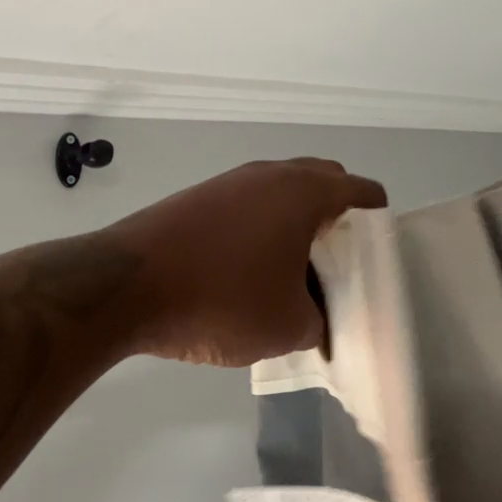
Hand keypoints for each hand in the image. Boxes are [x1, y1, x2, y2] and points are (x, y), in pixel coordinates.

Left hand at [106, 159, 387, 366]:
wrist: (123, 285)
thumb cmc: (219, 299)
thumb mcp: (286, 327)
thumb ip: (319, 321)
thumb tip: (317, 317)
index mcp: (304, 192)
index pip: (362, 191)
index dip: (378, 224)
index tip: (377, 261)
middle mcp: (270, 174)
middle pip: (322, 183)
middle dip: (337, 220)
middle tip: (337, 267)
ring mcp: (229, 182)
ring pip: (280, 194)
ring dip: (295, 225)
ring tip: (293, 276)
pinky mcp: (197, 199)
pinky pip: (247, 206)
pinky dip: (260, 230)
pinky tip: (248, 273)